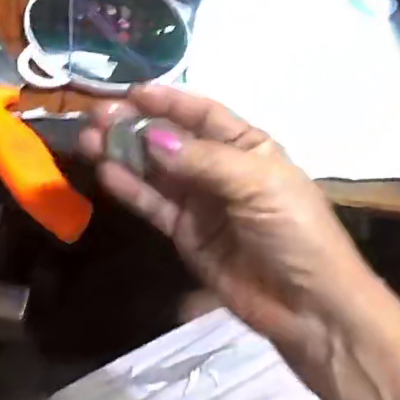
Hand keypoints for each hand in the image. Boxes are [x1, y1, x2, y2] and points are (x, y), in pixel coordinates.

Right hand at [79, 86, 381, 361]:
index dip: (168, 101)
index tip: (131, 92)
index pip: (202, 114)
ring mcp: (200, 201)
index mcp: (247, 146)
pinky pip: (153, 204)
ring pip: (155, 170)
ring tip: (90, 140)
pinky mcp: (185, 232)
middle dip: (135, 125)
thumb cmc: (296, 232)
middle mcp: (219, 167)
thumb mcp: (259, 184)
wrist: (310, 308)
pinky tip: (106, 172)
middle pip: (171, 139)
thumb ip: (203, 160)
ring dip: (124, 153)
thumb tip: (151, 136)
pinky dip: (130, 188)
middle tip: (98, 116)